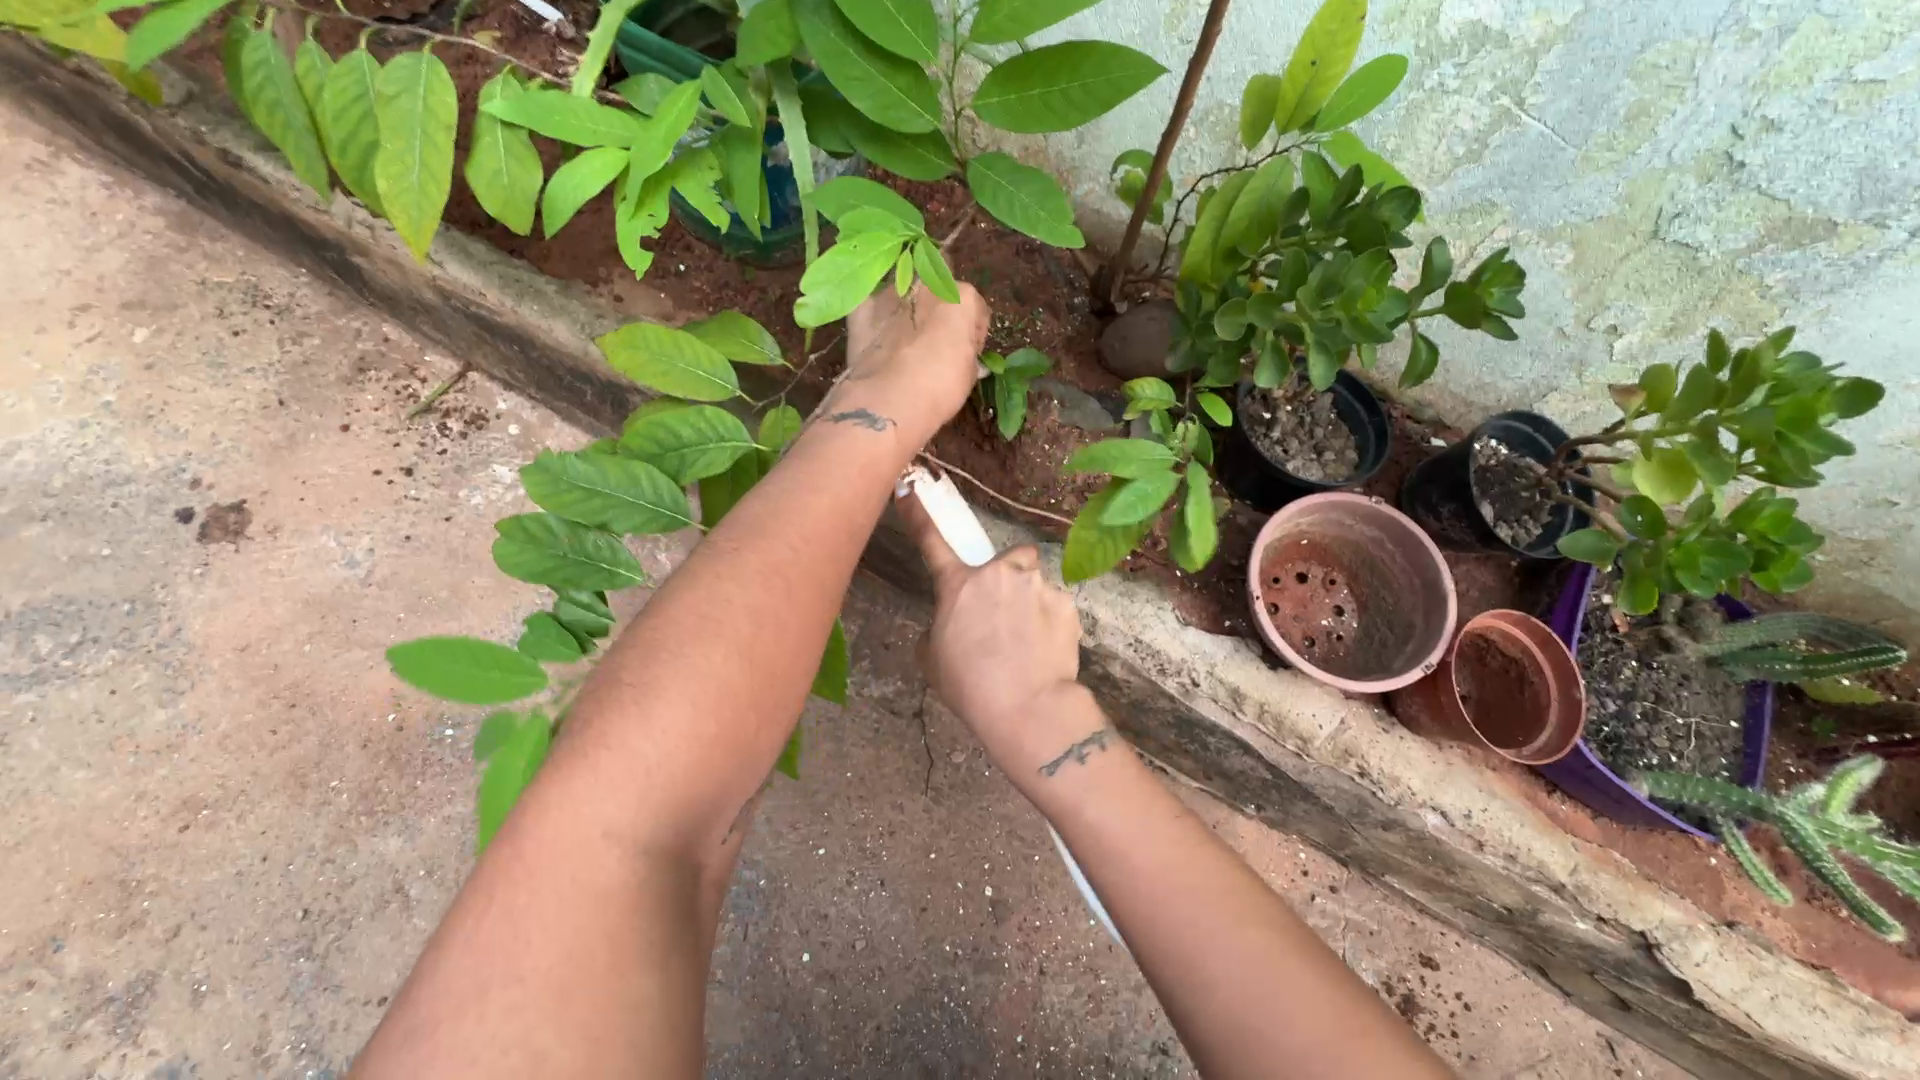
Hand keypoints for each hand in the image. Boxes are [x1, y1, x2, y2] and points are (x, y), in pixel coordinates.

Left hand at [835, 282, 988, 444]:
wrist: (892, 400)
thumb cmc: (941, 387)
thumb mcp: (970, 373)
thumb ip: (968, 355)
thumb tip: (964, 359)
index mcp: (961, 297)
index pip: (974, 309)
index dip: (972, 333)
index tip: (966, 354)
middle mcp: (927, 286)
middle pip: (938, 295)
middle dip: (938, 315)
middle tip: (935, 347)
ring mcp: (892, 293)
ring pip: (904, 297)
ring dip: (907, 314)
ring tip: (903, 347)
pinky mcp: (863, 309)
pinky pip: (870, 306)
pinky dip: (874, 318)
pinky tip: (876, 340)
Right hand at [897, 494, 1095, 781]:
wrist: (1027, 707)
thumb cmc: (970, 686)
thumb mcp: (933, 659)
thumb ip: (940, 629)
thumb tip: (954, 625)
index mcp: (959, 586)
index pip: (932, 543)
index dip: (918, 516)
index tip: (909, 489)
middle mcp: (999, 575)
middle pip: (1009, 561)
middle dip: (1009, 580)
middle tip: (1004, 618)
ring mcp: (1037, 586)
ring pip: (1035, 584)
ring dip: (1031, 604)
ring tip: (1028, 644)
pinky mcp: (1067, 605)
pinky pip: (1056, 607)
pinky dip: (1052, 625)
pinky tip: (1046, 653)